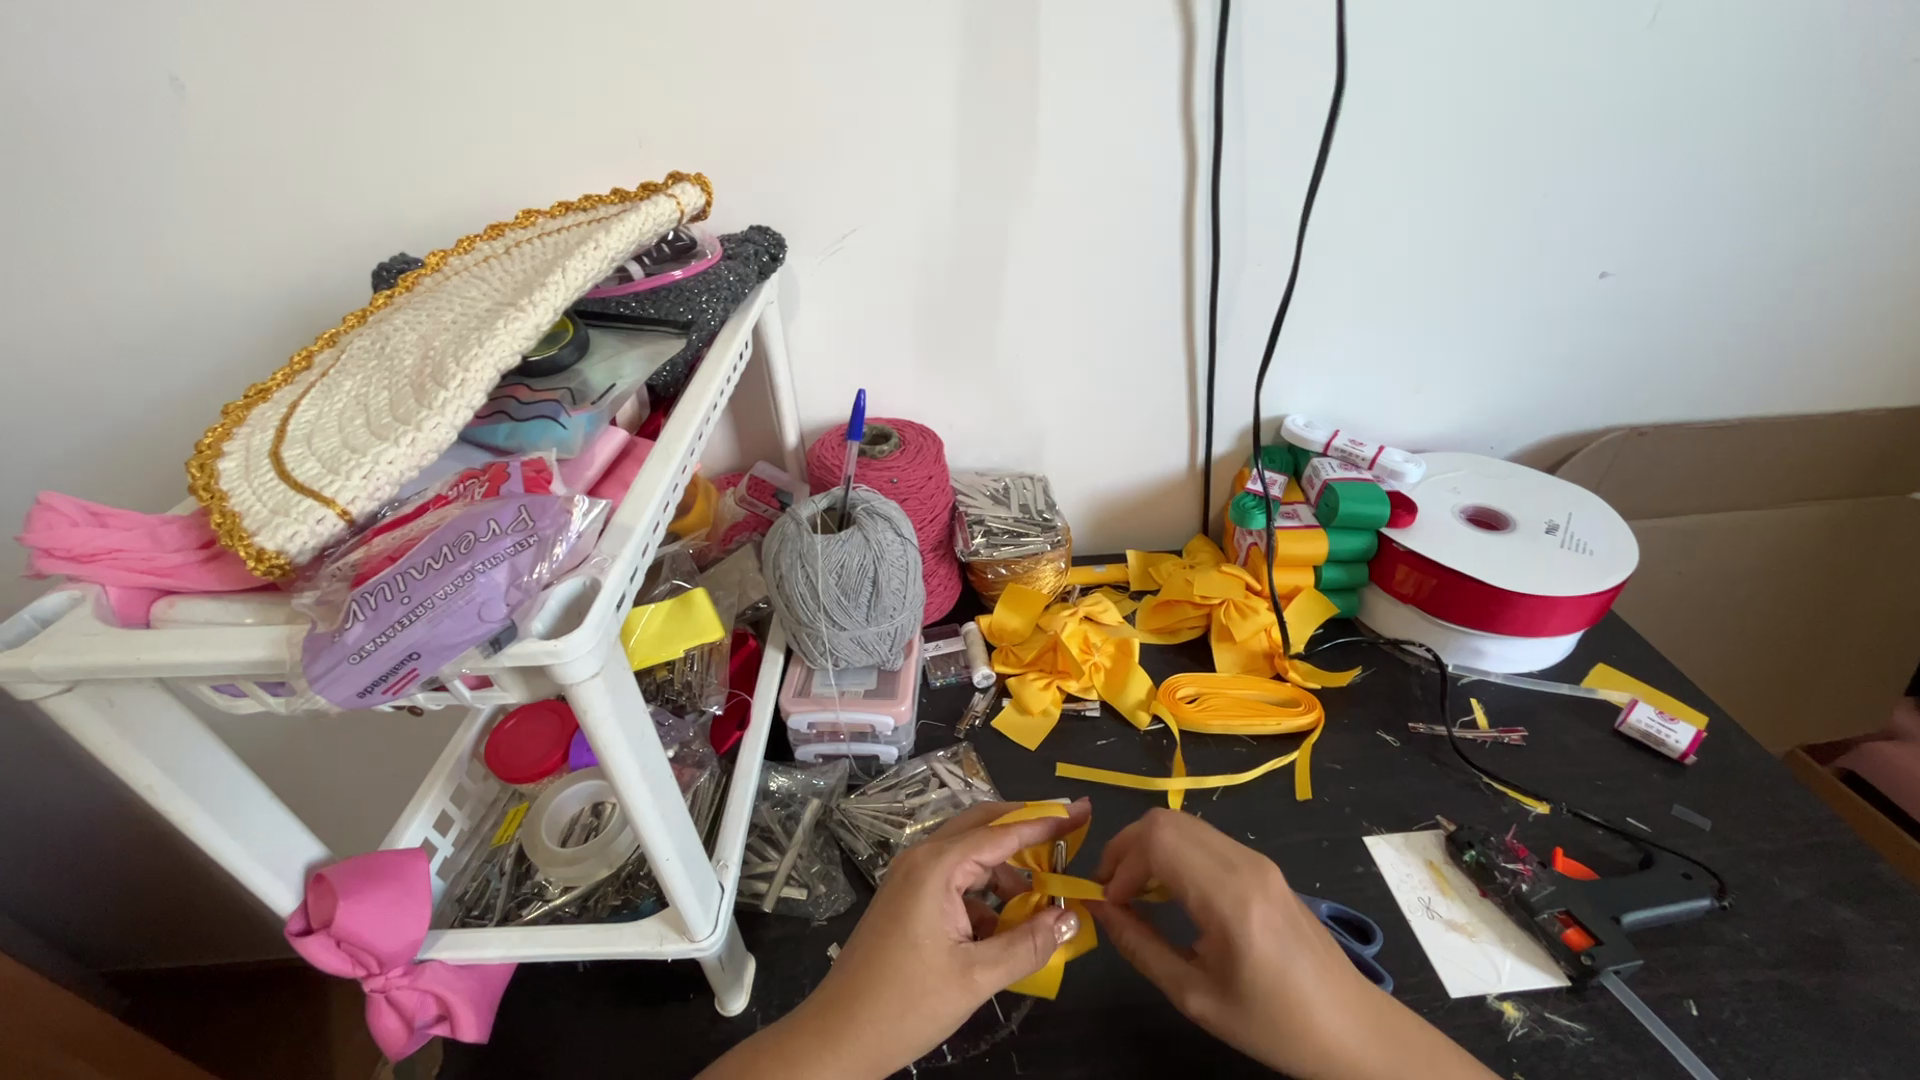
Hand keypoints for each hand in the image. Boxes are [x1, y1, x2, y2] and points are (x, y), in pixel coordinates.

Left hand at [701, 798, 1090, 1079]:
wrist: (837, 1037)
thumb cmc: (905, 1004)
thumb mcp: (976, 977)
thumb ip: (1028, 943)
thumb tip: (1071, 917)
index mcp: (936, 866)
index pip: (1002, 831)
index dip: (1045, 821)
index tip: (1081, 810)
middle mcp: (922, 858)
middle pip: (982, 827)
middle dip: (1025, 831)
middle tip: (1066, 836)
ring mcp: (911, 877)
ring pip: (970, 856)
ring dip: (1006, 871)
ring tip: (1041, 903)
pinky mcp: (908, 899)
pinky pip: (955, 881)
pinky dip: (984, 895)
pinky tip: (1004, 930)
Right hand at [1092, 809, 1494, 1079]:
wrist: (1352, 1028)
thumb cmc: (1272, 1023)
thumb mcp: (1195, 996)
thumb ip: (1139, 946)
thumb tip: (1098, 908)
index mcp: (1230, 898)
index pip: (1157, 841)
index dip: (1120, 863)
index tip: (1108, 902)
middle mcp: (1244, 864)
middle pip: (1165, 820)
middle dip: (1126, 847)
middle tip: (1111, 889)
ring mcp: (1257, 859)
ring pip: (1183, 822)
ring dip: (1148, 846)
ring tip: (1134, 890)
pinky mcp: (1262, 864)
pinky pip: (1203, 837)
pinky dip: (1172, 850)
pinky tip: (1168, 889)